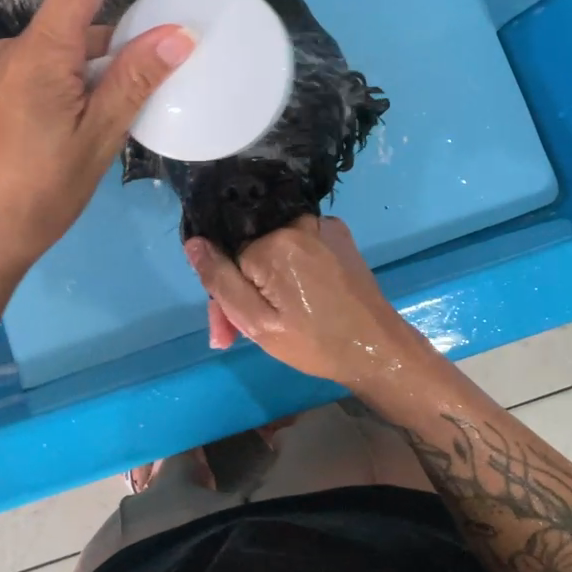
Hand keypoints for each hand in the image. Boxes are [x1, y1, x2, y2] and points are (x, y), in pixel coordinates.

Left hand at [0, 0, 194, 284]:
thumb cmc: (34, 197)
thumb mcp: (97, 139)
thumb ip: (135, 80)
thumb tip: (180, 33)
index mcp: (41, 49)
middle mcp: (13, 49)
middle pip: (78, 14)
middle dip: (127, 33)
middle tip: (162, 75)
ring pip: (62, 49)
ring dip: (101, 65)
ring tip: (126, 115)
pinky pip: (41, 72)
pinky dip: (75, 82)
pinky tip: (85, 129)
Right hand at [184, 216, 430, 390]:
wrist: (377, 350)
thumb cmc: (315, 343)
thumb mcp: (257, 323)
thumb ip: (220, 281)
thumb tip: (193, 242)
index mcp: (273, 242)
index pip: (227, 255)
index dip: (224, 288)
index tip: (228, 326)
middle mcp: (296, 222)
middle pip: (250, 249)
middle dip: (244, 288)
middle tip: (245, 333)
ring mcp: (321, 224)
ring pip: (274, 247)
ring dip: (267, 280)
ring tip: (274, 320)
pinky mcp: (338, 234)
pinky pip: (298, 243)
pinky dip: (291, 268)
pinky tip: (298, 298)